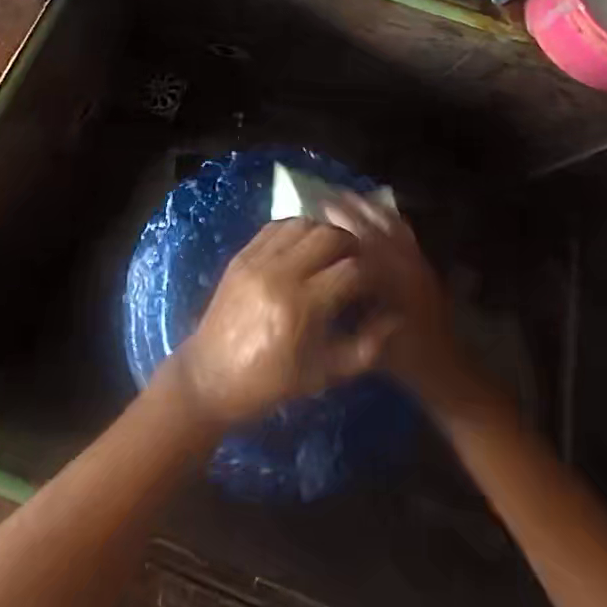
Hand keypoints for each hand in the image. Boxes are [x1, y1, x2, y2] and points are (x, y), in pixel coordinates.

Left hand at [169, 218, 394, 426]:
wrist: (211, 376)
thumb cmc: (271, 383)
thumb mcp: (324, 374)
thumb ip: (366, 347)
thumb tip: (396, 317)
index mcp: (301, 307)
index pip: (351, 271)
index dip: (373, 275)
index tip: (379, 284)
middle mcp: (278, 275)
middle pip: (329, 237)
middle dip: (352, 246)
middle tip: (359, 262)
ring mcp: (256, 261)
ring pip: (303, 224)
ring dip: (325, 234)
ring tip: (333, 253)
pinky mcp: (241, 256)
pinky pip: (276, 226)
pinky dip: (297, 230)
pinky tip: (305, 248)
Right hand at [324, 193, 462, 396]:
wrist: (445, 369)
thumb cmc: (402, 359)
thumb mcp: (368, 336)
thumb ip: (350, 303)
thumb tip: (326, 273)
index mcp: (393, 280)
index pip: (361, 242)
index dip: (338, 225)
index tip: (317, 212)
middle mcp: (408, 264)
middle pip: (377, 226)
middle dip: (351, 210)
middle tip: (326, 198)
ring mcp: (419, 262)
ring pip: (392, 224)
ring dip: (369, 209)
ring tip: (346, 197)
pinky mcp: (424, 265)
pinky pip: (404, 232)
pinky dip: (387, 217)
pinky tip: (374, 211)